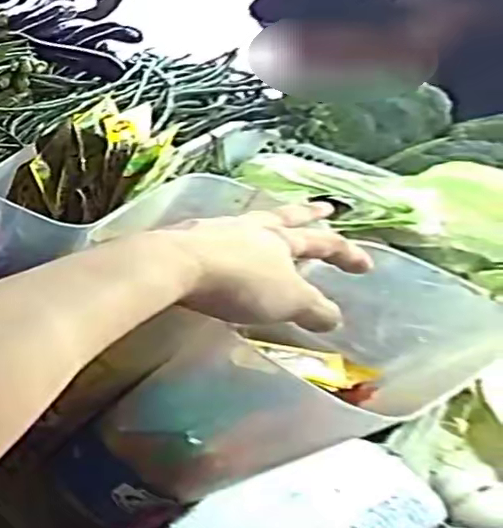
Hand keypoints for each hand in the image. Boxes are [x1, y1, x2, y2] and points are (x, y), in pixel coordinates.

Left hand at [156, 203, 374, 331]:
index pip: (325, 242)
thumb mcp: (288, 302)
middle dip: (304, 214)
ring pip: (233, 224)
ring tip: (253, 227)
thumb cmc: (234, 281)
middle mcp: (240, 227)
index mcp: (278, 239)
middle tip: (321, 207)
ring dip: (248, 226)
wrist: (163, 265)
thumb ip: (312, 310)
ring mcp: (199, 230)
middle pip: (278, 217)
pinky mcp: (166, 240)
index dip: (348, 254)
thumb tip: (329, 319)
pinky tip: (200, 245)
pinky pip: (194, 239)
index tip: (365, 266)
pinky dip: (205, 242)